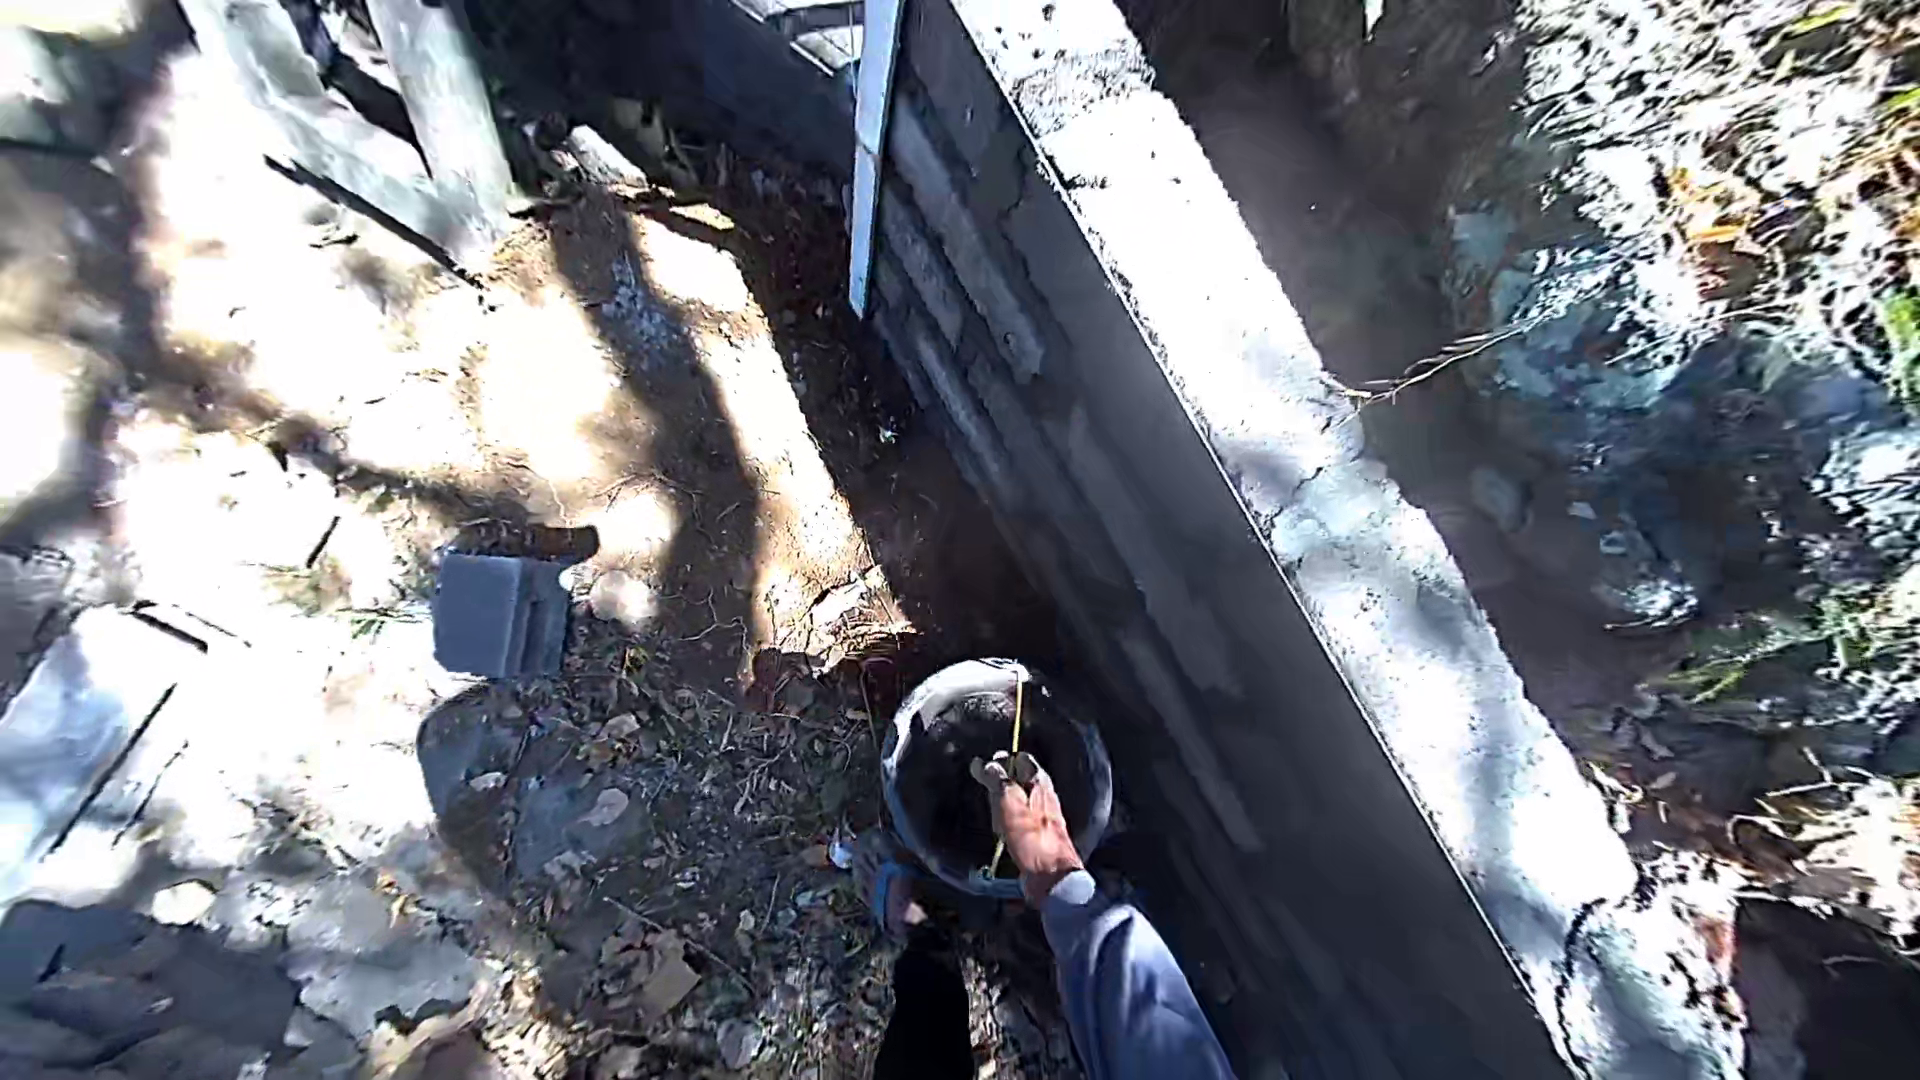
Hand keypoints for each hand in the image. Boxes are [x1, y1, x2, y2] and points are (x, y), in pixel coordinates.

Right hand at [970, 751, 1083, 903]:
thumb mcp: (1009, 803)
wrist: (1052, 878)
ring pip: (1014, 801)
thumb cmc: (1034, 839)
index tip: (985, 770)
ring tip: (998, 820)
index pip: (1019, 759)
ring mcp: (1040, 814)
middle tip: (992, 799)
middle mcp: (1042, 794)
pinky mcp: (1036, 833)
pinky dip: (1006, 823)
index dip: (1000, 762)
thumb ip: (997, 780)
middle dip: (999, 787)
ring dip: (1001, 808)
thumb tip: (984, 764)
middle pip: (1015, 779)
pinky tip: (1003, 833)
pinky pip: (1015, 820)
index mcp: (1039, 781)